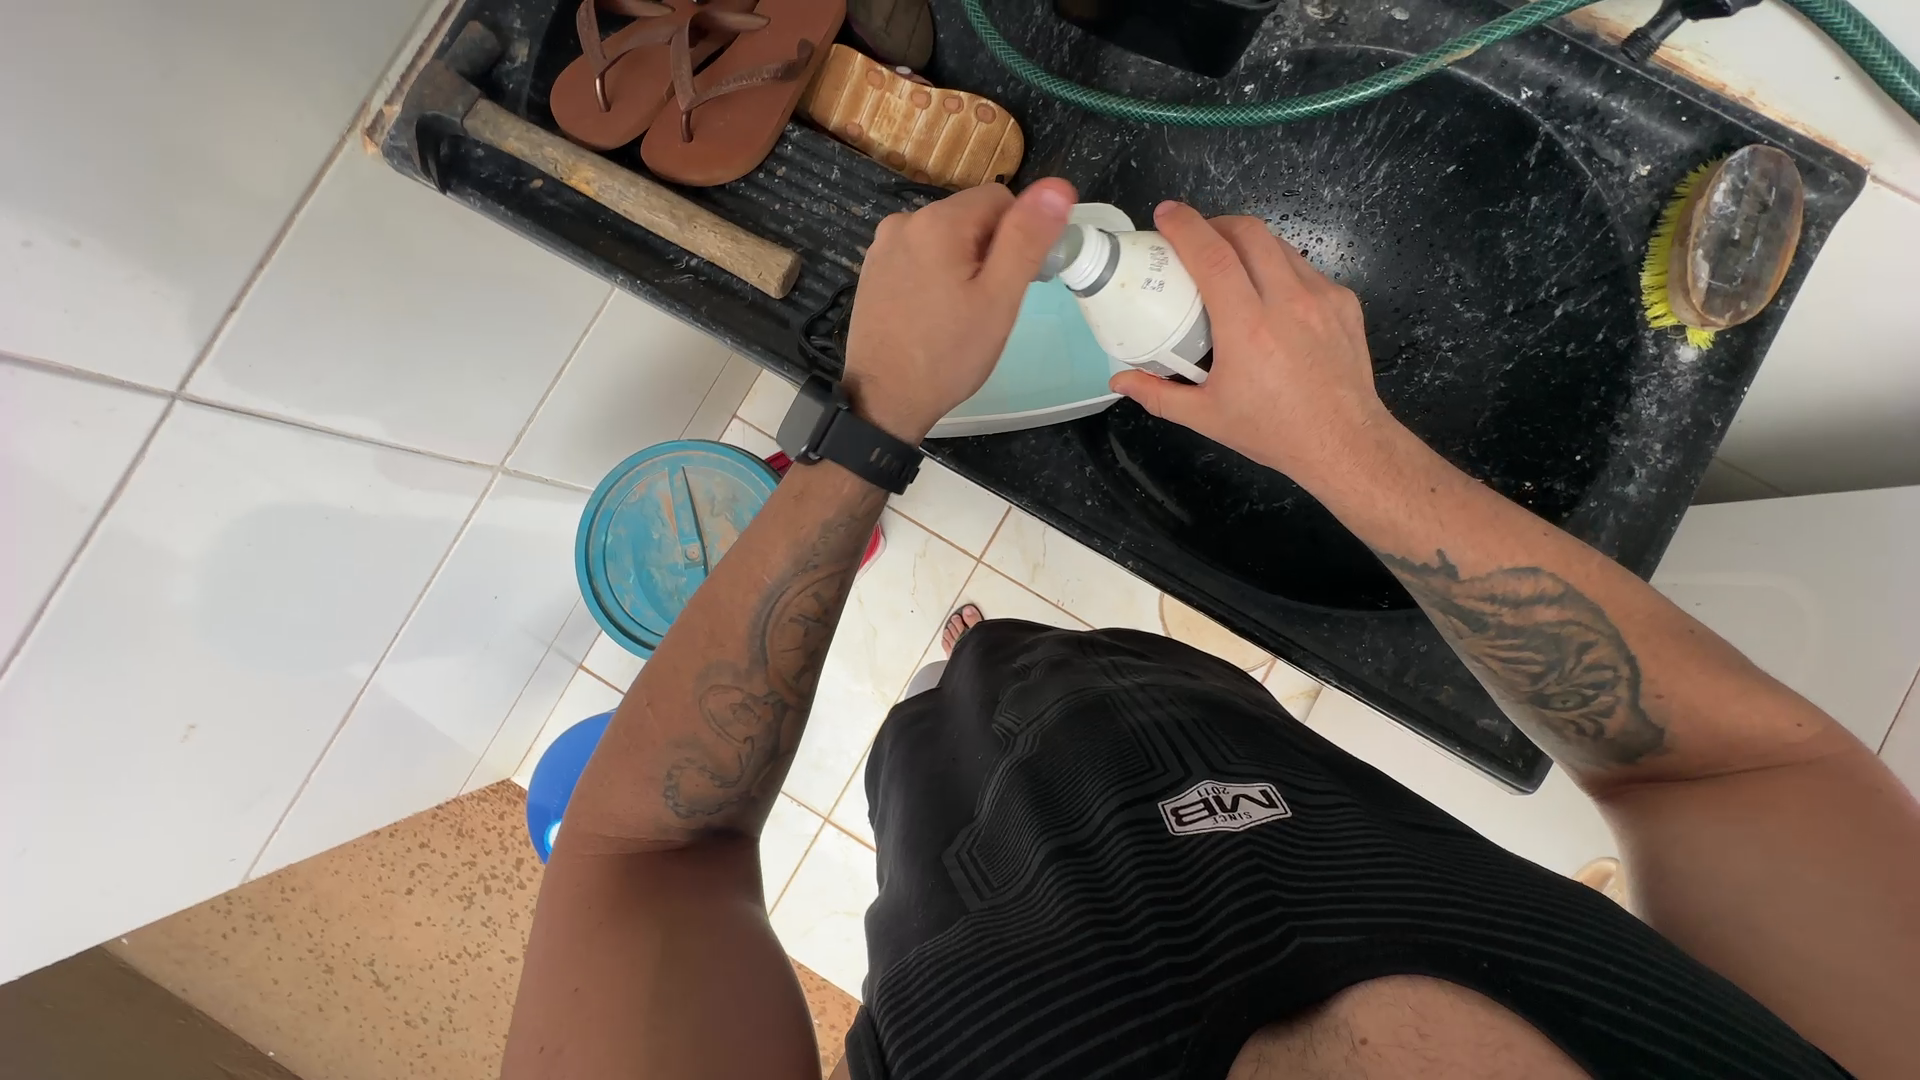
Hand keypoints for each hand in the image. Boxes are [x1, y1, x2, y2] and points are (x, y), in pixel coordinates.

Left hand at [842, 178, 1076, 441]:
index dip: (1017, 238)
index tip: (1013, 283)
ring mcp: (882, 249)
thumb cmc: (949, 355)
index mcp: (938, 221)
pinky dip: (933, 279)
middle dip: (987, 253)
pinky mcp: (872, 274)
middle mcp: (904, 222)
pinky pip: (917, 260)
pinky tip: (932, 318)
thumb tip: (1059, 185)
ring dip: (960, 267)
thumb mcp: (999, 299)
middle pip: (969, 218)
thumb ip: (1027, 239)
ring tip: (958, 316)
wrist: (885, 401)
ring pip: (943, 241)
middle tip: (987, 307)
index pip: (1000, 199)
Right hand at [1109, 202, 1404, 487]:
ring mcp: (1322, 296)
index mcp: (1248, 328)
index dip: (1186, 228)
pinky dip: (1276, 266)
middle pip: (1249, 233)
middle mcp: (1287, 301)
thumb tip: (1119, 381)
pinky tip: (1265, 291)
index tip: (1165, 215)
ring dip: (1247, 242)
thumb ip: (1157, 394)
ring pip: (1279, 245)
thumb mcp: (1205, 417)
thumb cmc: (1271, 430)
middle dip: (1216, 223)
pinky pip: (1304, 267)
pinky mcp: (1344, 301)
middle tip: (1193, 237)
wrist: (1343, 442)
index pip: (1213, 257)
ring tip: (1227, 260)